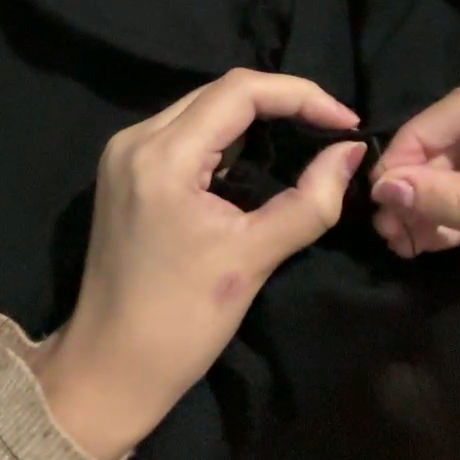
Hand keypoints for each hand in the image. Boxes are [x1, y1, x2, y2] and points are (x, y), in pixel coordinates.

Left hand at [31, 70, 367, 459]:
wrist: (108, 368)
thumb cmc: (181, 321)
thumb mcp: (253, 258)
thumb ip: (310, 201)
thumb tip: (351, 152)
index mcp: (163, 154)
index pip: (239, 91)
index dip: (300, 95)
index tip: (346, 121)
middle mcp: (137, 138)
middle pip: (220, 92)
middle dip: (281, 101)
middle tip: (330, 127)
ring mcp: (125, 151)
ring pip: (201, 107)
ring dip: (254, 115)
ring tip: (305, 134)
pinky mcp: (125, 169)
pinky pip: (184, 131)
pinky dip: (226, 134)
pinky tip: (257, 153)